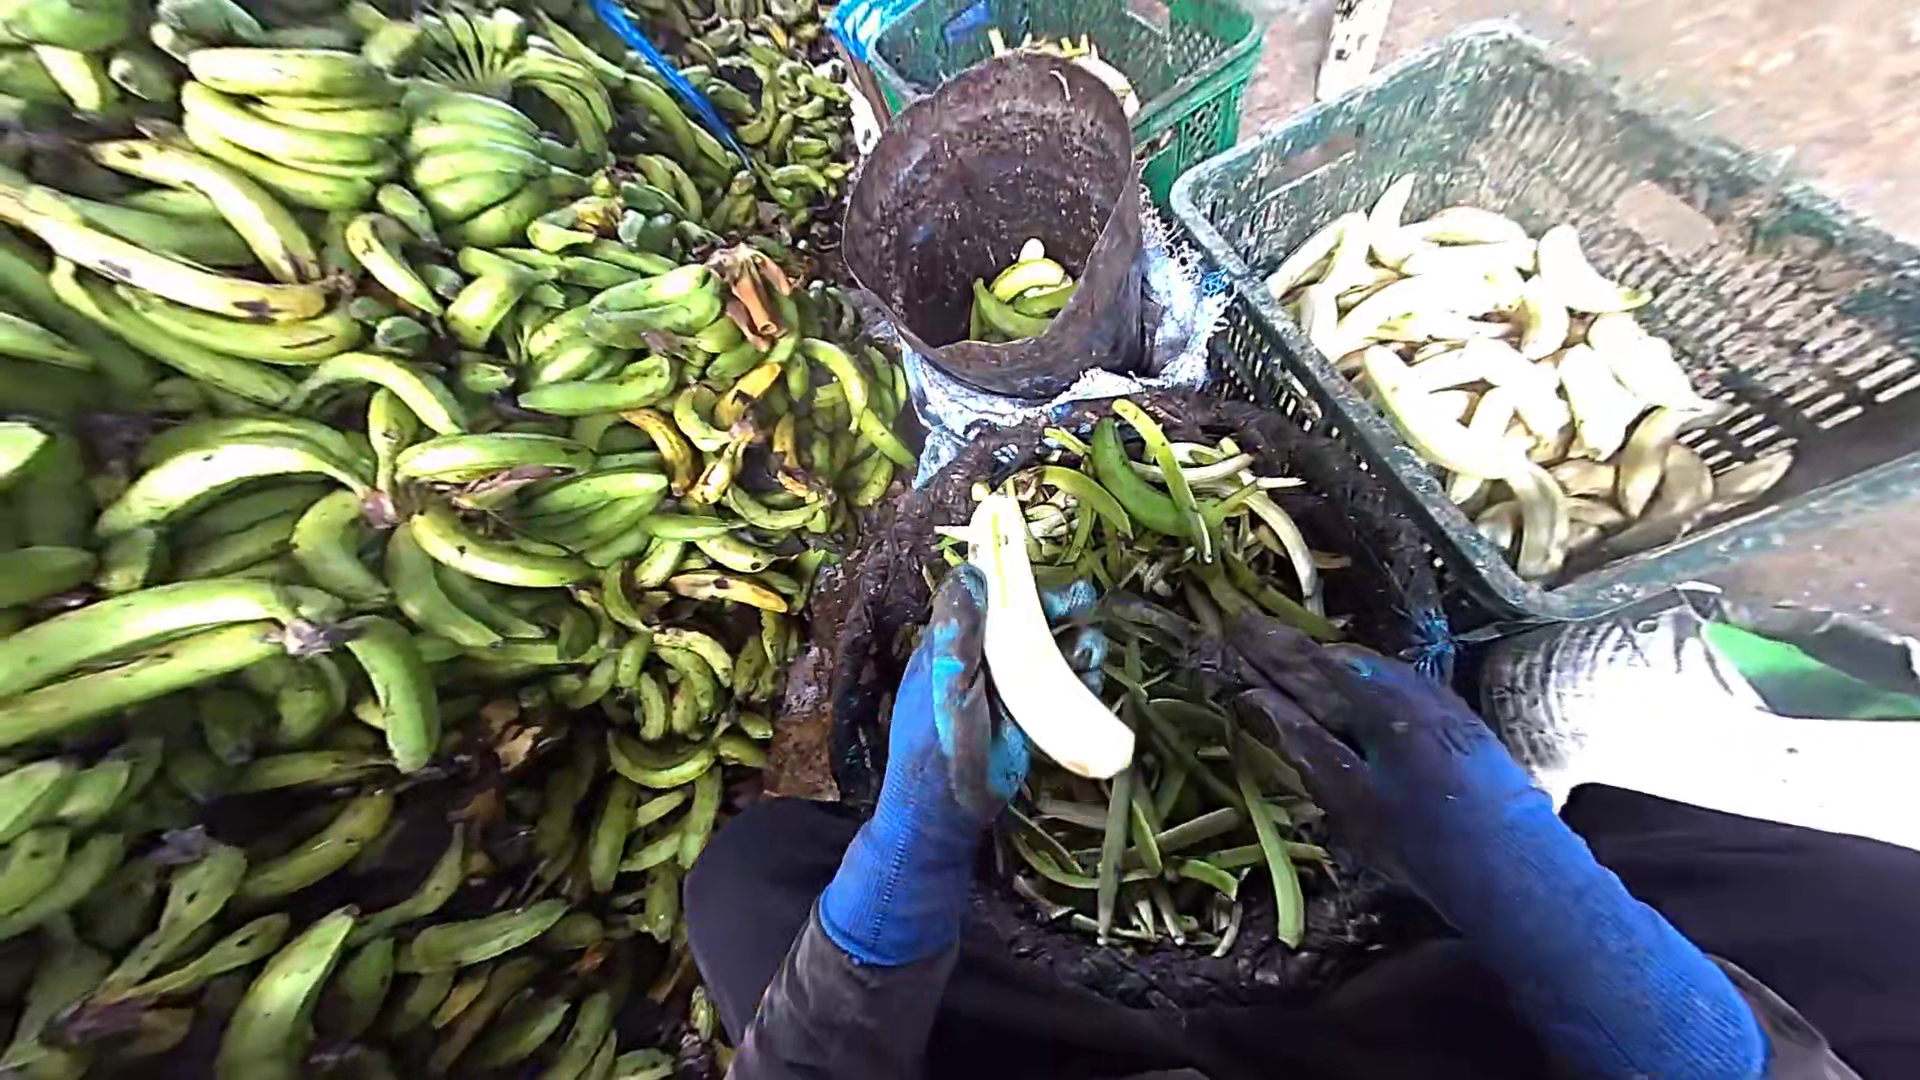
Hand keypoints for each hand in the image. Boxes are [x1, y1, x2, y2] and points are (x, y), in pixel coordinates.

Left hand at [819, 568, 1101, 965]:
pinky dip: (1080, 675)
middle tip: (1084, 604)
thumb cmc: (936, 743)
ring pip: (1051, 649)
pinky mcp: (1033, 711)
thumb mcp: (944, 682)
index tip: (1041, 580)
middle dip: (1058, 609)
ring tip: (1089, 649)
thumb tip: (971, 572)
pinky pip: (1062, 683)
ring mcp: (1011, 685)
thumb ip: (958, 630)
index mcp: (956, 642)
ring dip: (1076, 641)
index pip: (990, 599)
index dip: (1017, 585)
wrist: (947, 812)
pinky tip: (1089, 677)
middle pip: (1028, 620)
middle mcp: (986, 657)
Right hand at [1229, 614, 1766, 1079]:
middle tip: (1248, 638)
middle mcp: (1409, 688)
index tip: (1231, 621)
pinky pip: (1385, 682)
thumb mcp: (1350, 798)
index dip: (1265, 642)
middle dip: (1288, 648)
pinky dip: (1350, 680)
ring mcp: (1435, 700)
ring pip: (1361, 668)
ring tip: (1283, 664)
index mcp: (1379, 704)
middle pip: (1332, 656)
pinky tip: (1339, 693)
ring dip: (1318, 663)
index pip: (1306, 659)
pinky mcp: (1452, 717)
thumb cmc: (1426, 845)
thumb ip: (1302, 739)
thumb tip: (1256, 696)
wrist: (1531, 883)